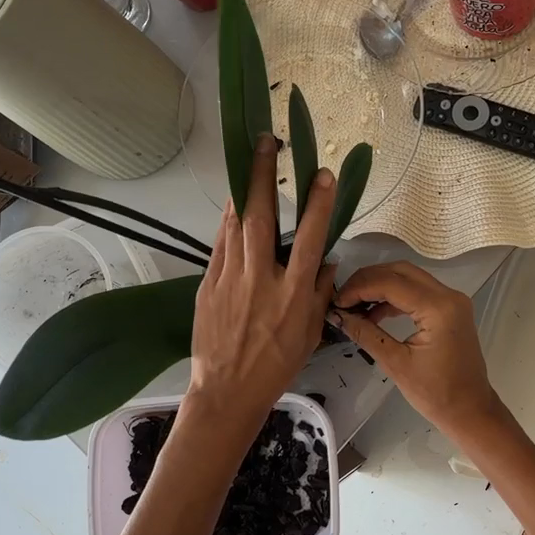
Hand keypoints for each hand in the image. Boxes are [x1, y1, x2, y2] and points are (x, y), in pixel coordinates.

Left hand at [188, 134, 336, 425]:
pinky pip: (221, 244)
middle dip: (264, 175)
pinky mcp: (208, 284)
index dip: (318, 202)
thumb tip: (327, 260)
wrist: (227, 391)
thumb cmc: (276, 366)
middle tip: (266, 142)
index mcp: (293, 293)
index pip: (309, 237)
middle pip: (263, 217)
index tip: (321, 174)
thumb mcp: (311, 333)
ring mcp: (230, 279)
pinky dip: (229, 222)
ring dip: (244, 189)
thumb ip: (321, 293)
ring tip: (249, 161)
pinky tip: (235, 206)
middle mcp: (261, 279)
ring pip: (236, 224)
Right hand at [331, 262, 509, 441]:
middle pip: (401, 271)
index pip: (391, 283)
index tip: (337, 302)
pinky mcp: (451, 309)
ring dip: (381, 286)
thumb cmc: (435, 393)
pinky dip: (395, 297)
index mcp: (438, 308)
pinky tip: (374, 313)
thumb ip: (366, 333)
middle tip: (343, 298)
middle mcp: (449, 295)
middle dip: (368, 280)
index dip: (360, 288)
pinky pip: (418, 291)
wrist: (470, 410)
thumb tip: (337, 315)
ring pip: (409, 278)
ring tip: (354, 305)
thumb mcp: (395, 363)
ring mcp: (452, 300)